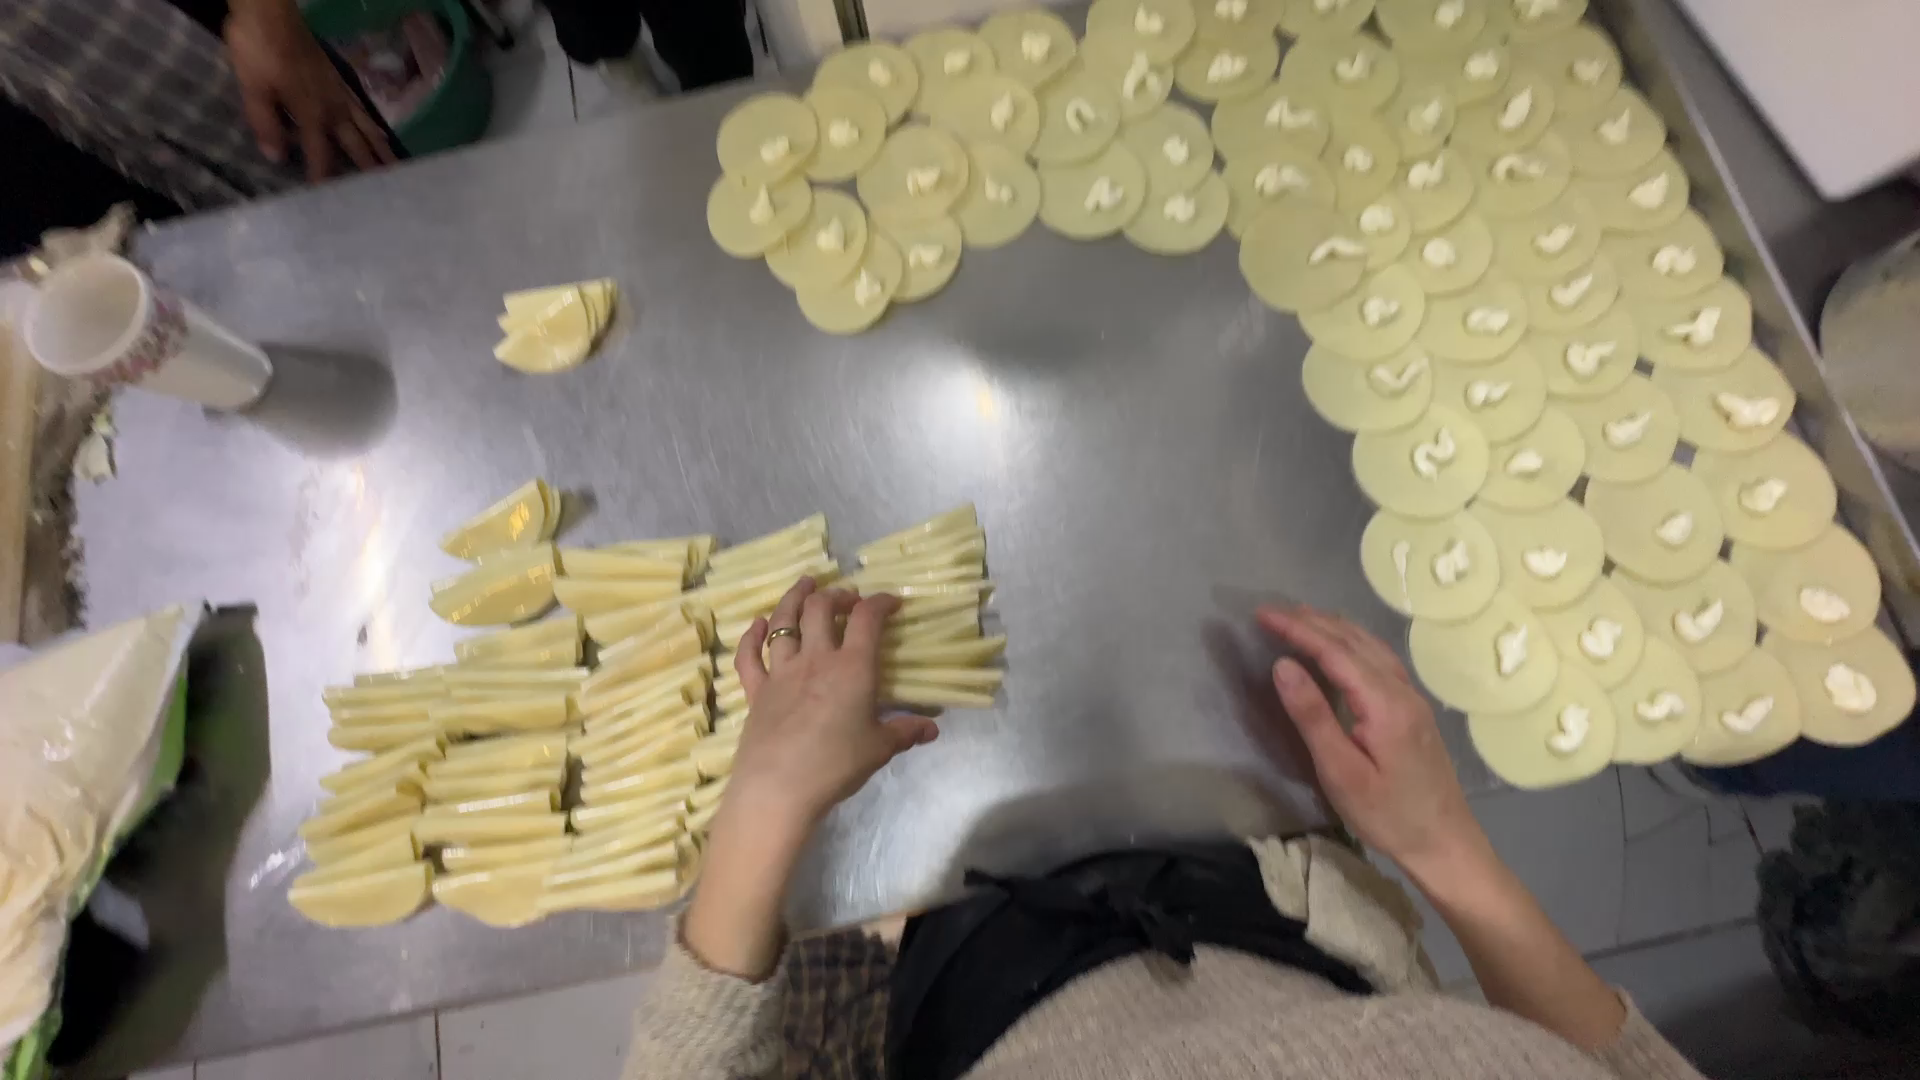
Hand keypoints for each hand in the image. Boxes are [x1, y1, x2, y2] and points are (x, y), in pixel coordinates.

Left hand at [224, 0, 396, 180]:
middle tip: (388, 189)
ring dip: (381, 150)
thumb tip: (275, 157)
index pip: (319, 152)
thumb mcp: (252, 86)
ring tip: (396, 167)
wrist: (271, 15)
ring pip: (366, 130)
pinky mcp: (340, 84)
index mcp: (312, 115)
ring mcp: (340, 97)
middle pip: (355, 145)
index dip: (323, 175)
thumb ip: (264, 122)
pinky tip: (382, 132)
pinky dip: (374, 125)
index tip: (330, 198)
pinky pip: (363, 111)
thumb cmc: (259, 50)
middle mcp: (333, 111)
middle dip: (369, 168)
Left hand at [729, 578, 939, 827]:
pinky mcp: (756, 690)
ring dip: (794, 598)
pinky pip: (749, 656)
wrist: (778, 788)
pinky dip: (752, 636)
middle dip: (837, 595)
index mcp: (852, 667)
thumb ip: (905, 732)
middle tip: (847, 597)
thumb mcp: (879, 749)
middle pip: (821, 609)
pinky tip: (758, 624)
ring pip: (784, 622)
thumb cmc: (835, 765)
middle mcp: (816, 659)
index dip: (880, 602)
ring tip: (805, 585)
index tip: (891, 602)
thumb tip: (932, 729)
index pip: (867, 619)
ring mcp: (781, 671)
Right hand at [1258, 604, 1493, 891]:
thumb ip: (1312, 715)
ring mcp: (1412, 698)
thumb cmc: (1388, 815)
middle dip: (1310, 621)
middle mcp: (1402, 691)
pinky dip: (1351, 641)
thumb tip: (1283, 666)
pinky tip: (1341, 644)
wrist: (1447, 847)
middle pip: (1353, 641)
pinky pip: (1378, 658)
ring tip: (1299, 616)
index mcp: (1385, 704)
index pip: (1334, 651)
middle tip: (1270, 612)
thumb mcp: (1340, 771)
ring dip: (1332, 626)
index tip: (1262, 615)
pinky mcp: (1412, 709)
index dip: (1297, 629)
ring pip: (1369, 646)